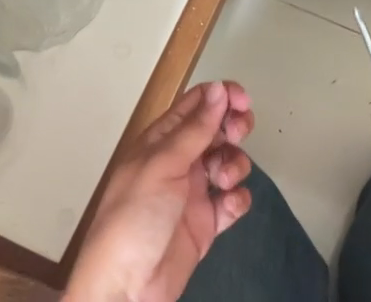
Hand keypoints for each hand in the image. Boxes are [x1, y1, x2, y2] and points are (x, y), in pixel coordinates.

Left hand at [64, 80, 256, 301]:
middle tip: (238, 134)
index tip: (243, 100)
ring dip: (234, 165)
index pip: (196, 104)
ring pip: (228, 162)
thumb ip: (194, 129)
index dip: (221, 96)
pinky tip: (229, 206)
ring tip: (223, 183)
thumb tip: (219, 89)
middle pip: (216, 129)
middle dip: (233, 127)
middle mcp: (180, 160)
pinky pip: (232, 201)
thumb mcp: (162, 165)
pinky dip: (237, 199)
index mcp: (162, 140)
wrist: (127, 287)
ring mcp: (193, 192)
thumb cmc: (135, 216)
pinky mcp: (206, 223)